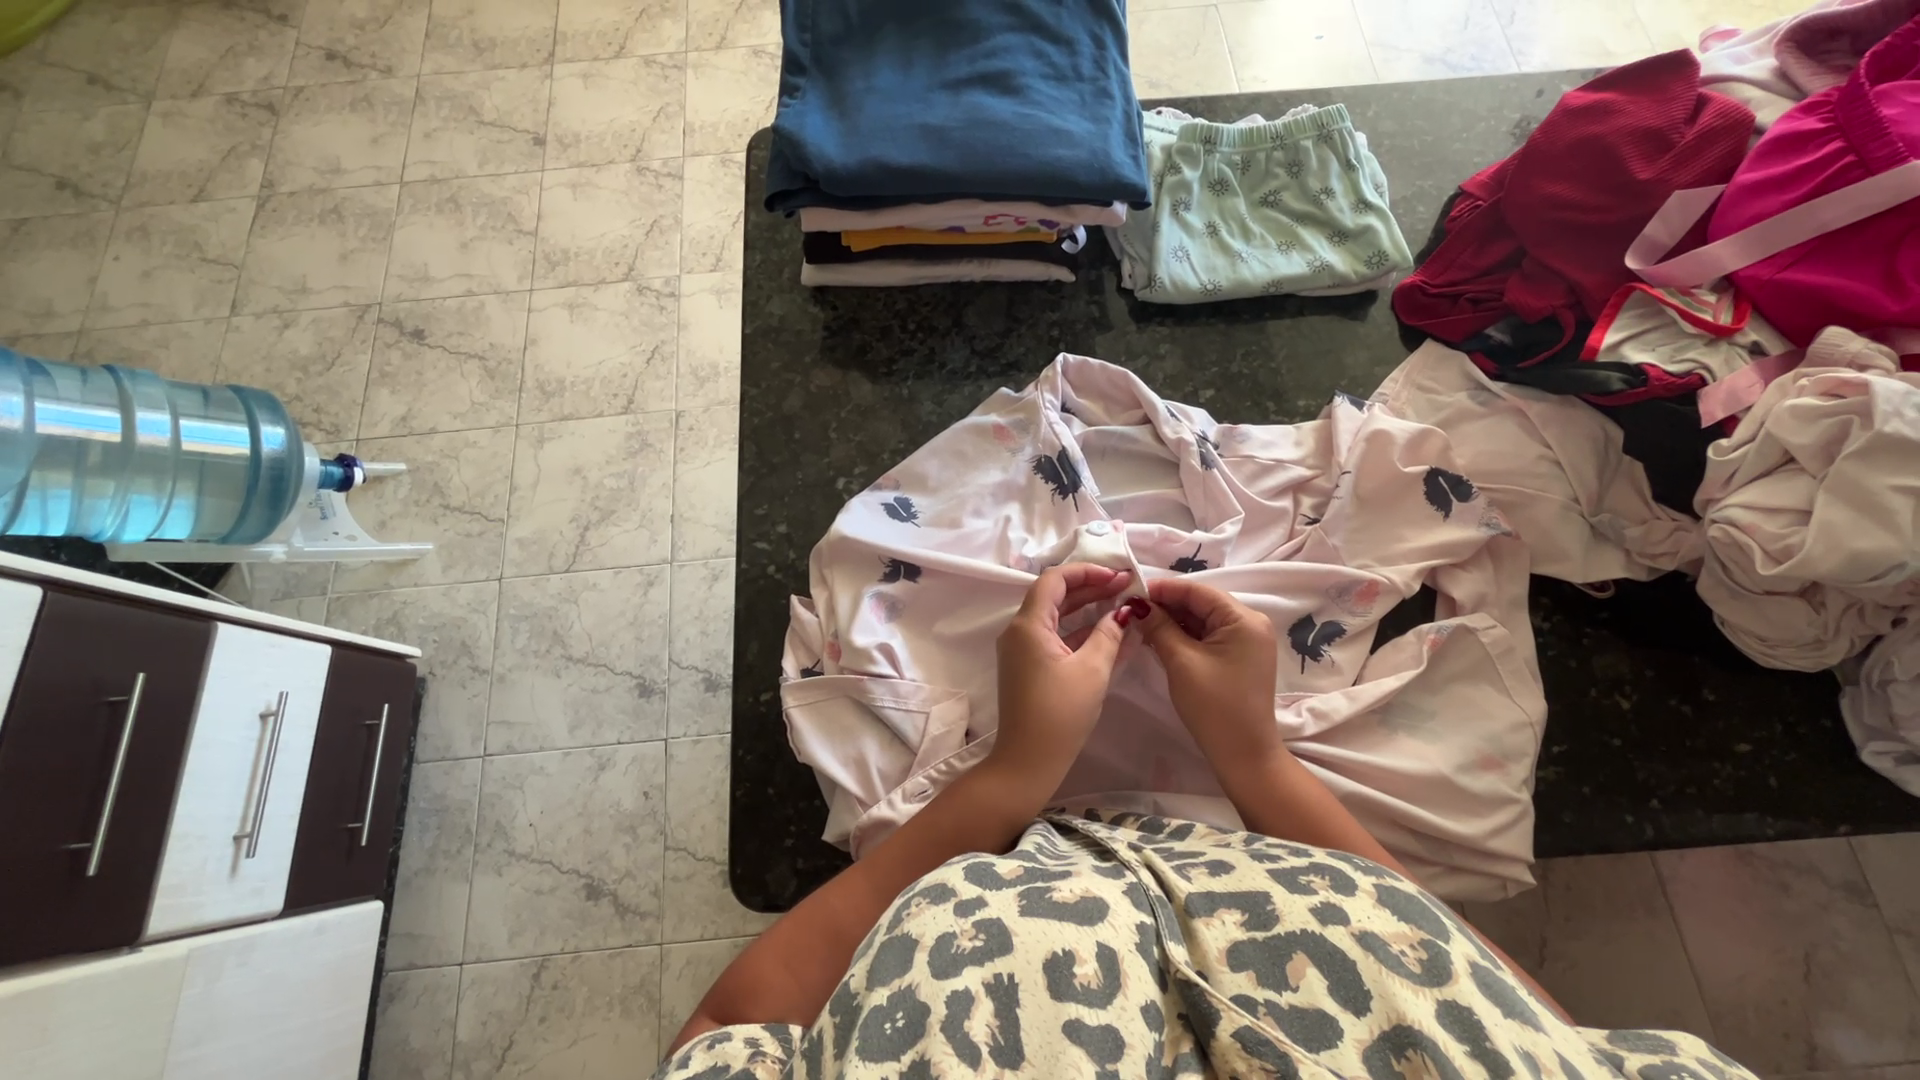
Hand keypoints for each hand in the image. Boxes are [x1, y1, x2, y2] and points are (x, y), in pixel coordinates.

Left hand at [990, 563, 1140, 789]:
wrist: (1027, 762)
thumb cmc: (1059, 714)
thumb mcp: (1092, 670)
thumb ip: (1109, 634)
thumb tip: (1125, 611)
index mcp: (1028, 625)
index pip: (1055, 580)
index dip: (1087, 571)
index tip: (1118, 576)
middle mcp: (1020, 631)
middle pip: (1055, 595)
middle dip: (1091, 587)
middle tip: (1127, 587)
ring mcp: (1023, 650)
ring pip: (1057, 616)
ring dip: (1088, 608)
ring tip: (1124, 605)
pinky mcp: (1030, 666)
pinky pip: (1057, 638)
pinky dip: (1082, 632)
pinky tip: (1112, 632)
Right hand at [1136, 577, 1283, 765]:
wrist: (1243, 754)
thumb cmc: (1214, 705)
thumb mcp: (1181, 662)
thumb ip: (1158, 626)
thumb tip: (1136, 604)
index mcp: (1244, 619)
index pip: (1198, 590)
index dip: (1163, 589)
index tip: (1130, 593)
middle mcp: (1251, 623)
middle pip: (1201, 602)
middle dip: (1166, 604)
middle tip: (1131, 610)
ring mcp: (1247, 641)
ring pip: (1203, 619)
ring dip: (1173, 620)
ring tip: (1140, 623)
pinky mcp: (1239, 656)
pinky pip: (1208, 635)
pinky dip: (1184, 635)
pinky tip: (1159, 638)